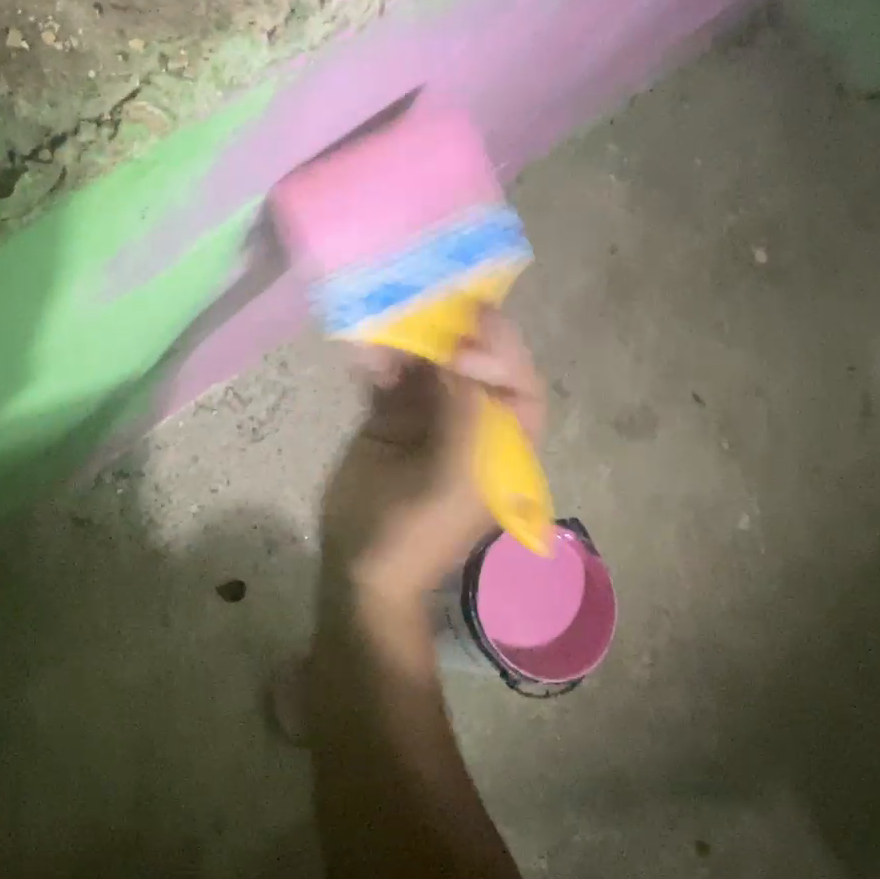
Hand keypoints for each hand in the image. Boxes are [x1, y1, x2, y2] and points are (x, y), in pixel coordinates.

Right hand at [319, 308, 543, 592]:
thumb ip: (463, 416)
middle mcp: (471, 422)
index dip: (501, 353)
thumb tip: (456, 356)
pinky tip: (363, 350)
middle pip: (474, 363)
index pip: (518, 384)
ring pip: (428, 363)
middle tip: (426, 307)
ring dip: (408, 340)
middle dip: (452, 334)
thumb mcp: (452, 480)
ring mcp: (428, 417)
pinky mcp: (389, 418)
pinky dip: (377, 359)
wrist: (361, 571)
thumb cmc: (416, 534)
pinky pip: (389, 377)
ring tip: (387, 319)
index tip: (467, 334)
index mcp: (503, 443)